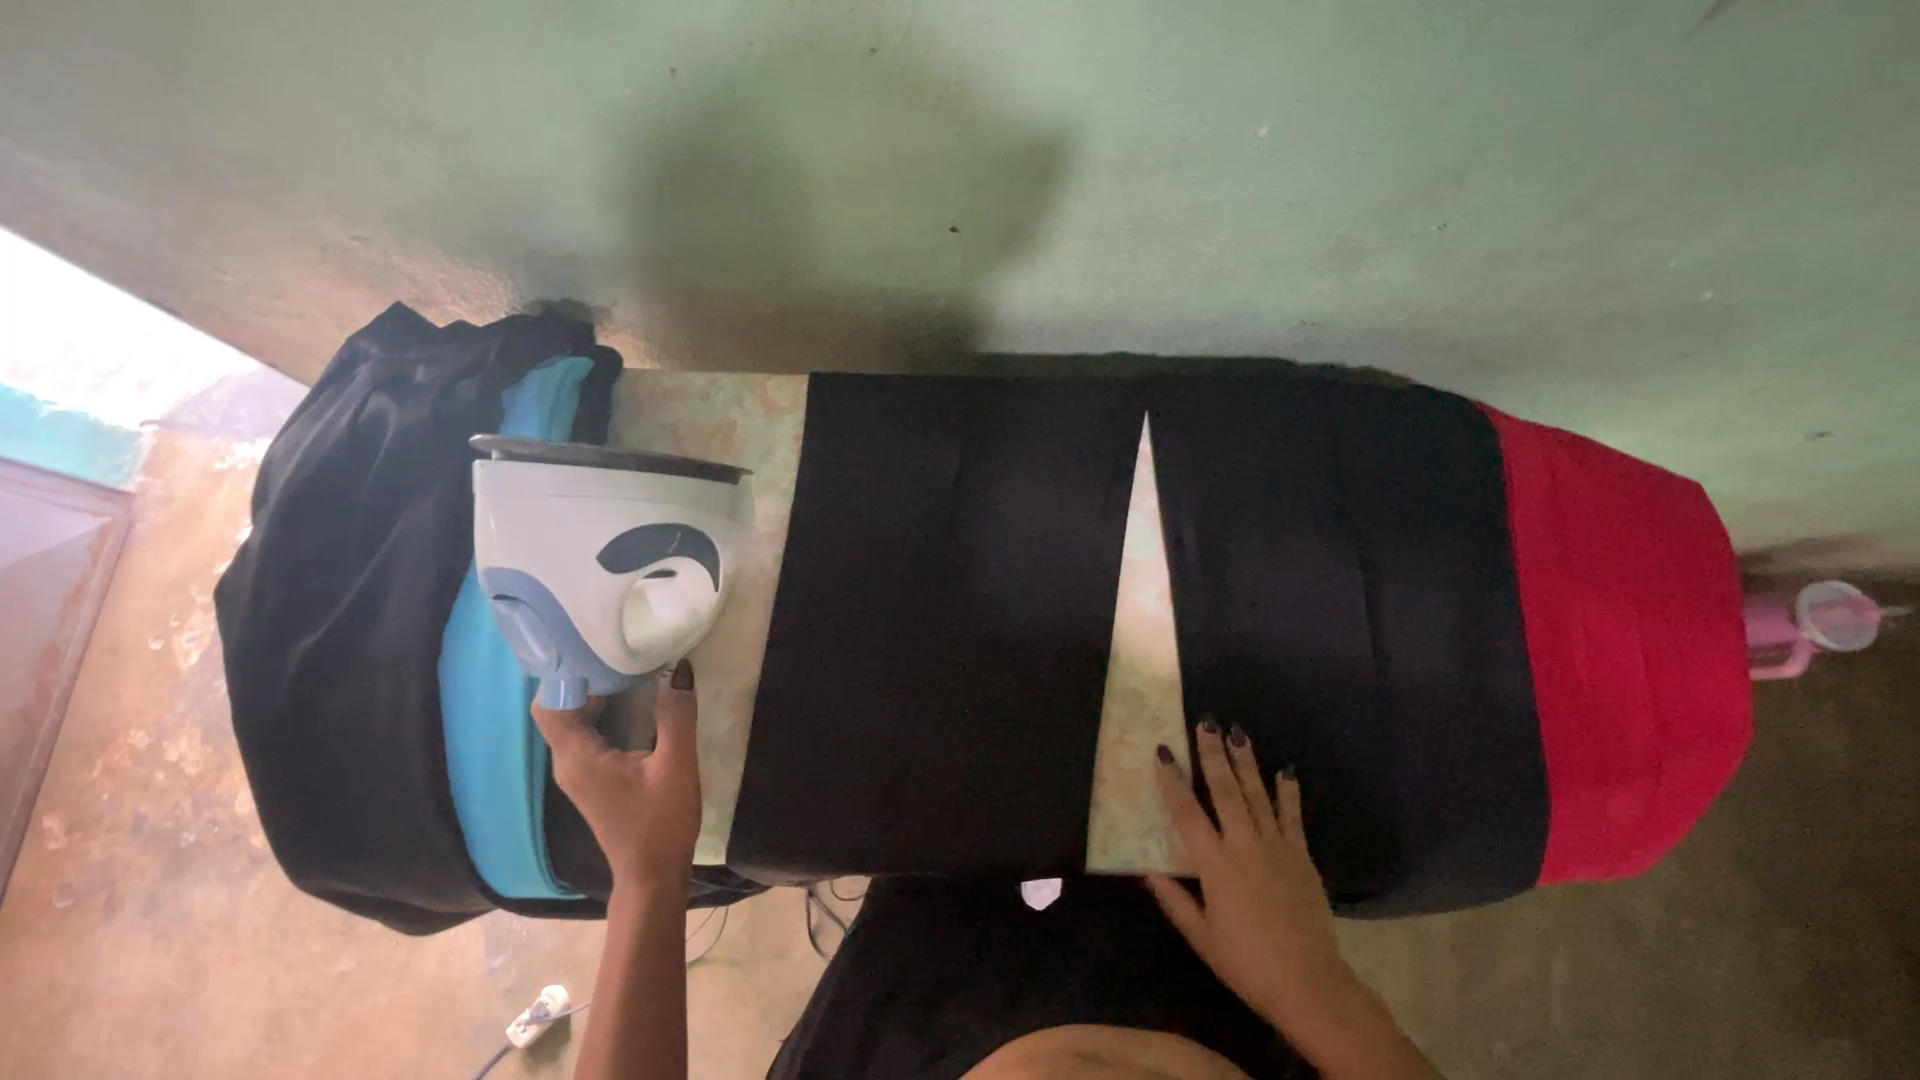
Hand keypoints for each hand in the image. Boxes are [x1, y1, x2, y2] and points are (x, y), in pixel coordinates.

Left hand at [531, 659, 701, 888]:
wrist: (653, 875)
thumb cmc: (661, 821)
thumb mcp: (676, 765)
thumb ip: (676, 716)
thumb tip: (679, 668)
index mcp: (578, 756)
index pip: (550, 703)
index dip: (567, 674)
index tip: (597, 648)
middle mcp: (569, 762)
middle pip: (560, 708)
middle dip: (586, 677)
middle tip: (620, 650)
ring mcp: (579, 772)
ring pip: (575, 721)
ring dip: (597, 694)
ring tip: (629, 667)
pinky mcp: (594, 779)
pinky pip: (588, 734)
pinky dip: (604, 713)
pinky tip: (634, 701)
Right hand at [1145, 719, 1355, 1027]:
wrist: (1309, 983)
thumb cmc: (1246, 963)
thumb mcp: (1201, 936)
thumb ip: (1174, 899)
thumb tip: (1146, 869)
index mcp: (1214, 864)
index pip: (1186, 812)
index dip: (1173, 780)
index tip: (1163, 750)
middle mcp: (1243, 844)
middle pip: (1224, 790)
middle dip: (1213, 754)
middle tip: (1205, 722)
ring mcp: (1276, 847)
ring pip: (1256, 794)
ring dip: (1245, 761)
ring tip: (1237, 732)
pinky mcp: (1301, 856)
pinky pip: (1292, 816)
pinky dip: (1287, 791)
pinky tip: (1285, 769)